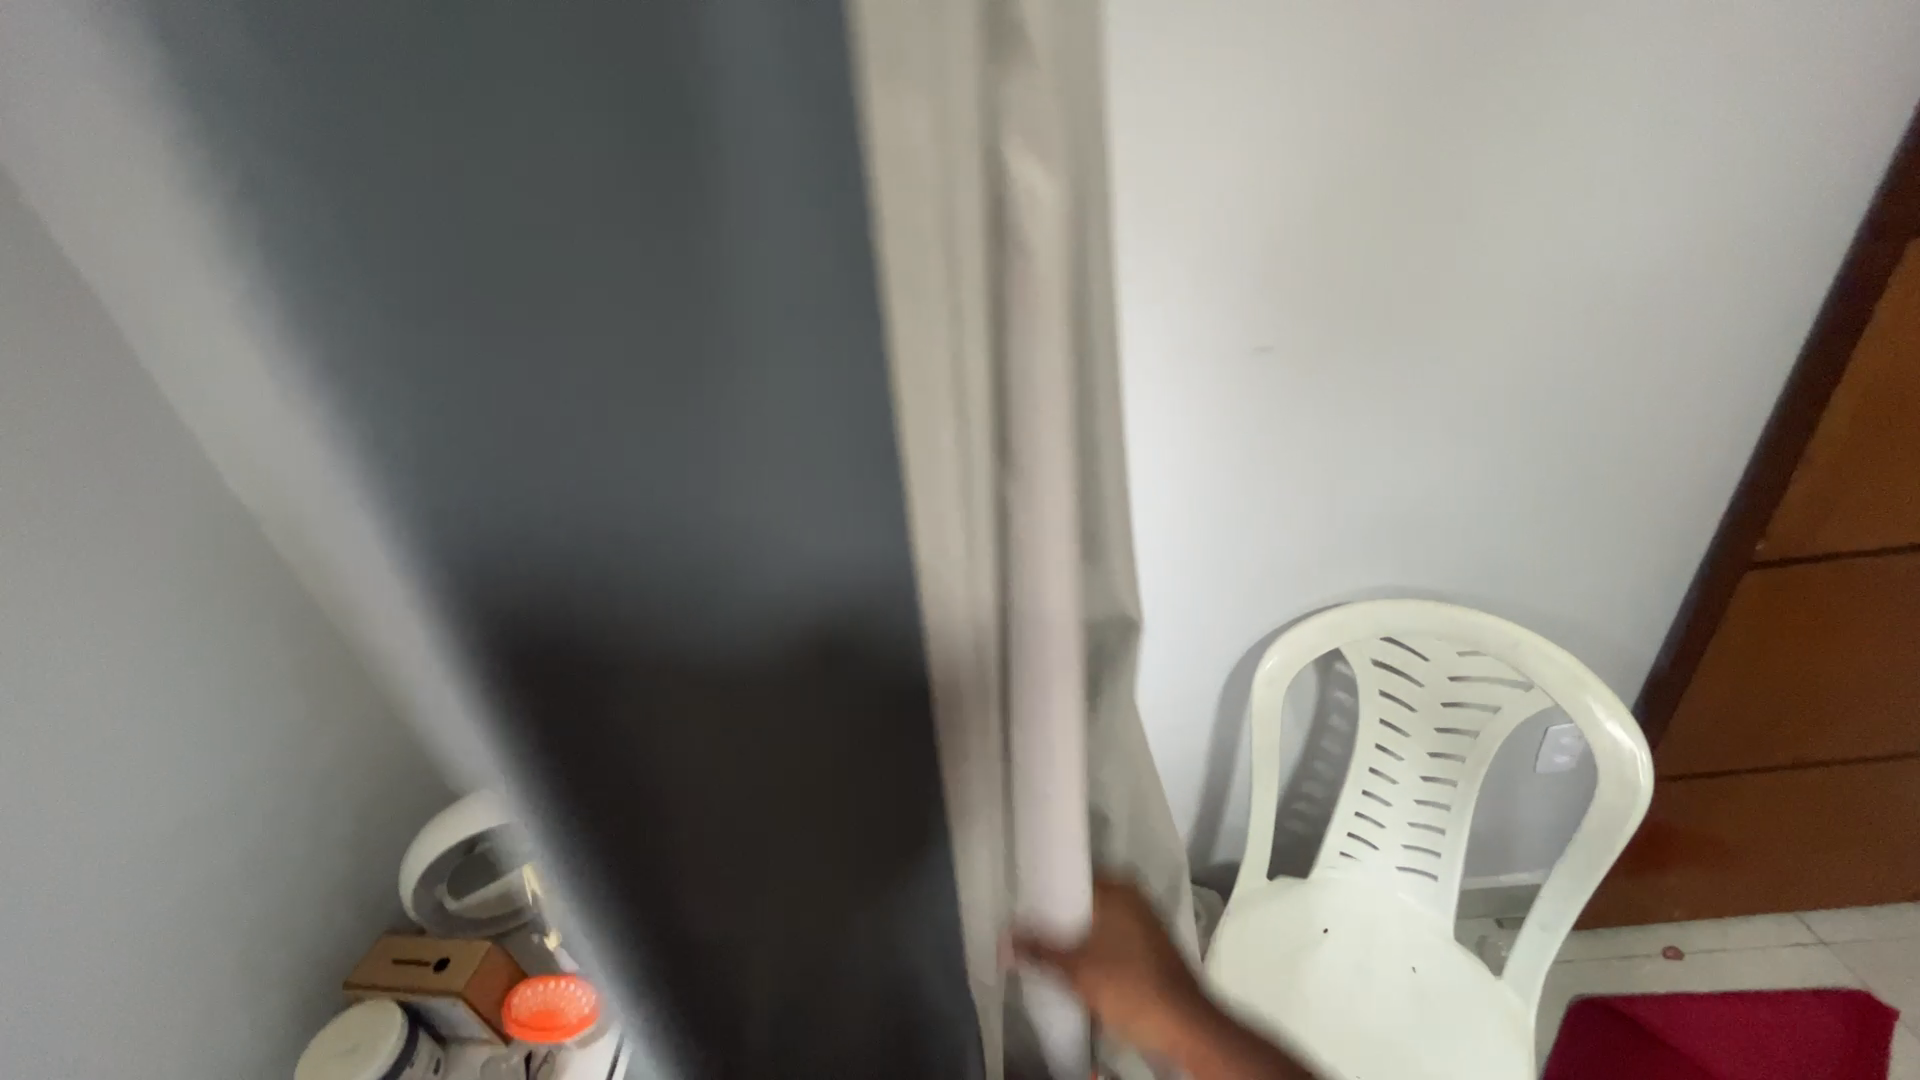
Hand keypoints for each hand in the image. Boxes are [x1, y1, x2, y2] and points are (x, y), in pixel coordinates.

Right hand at [1010, 877, 1209, 1056]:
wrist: (1185, 1027)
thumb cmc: (1129, 987)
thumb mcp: (1075, 970)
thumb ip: (1038, 951)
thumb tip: (1003, 940)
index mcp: (1117, 887)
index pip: (1071, 873)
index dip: (1043, 887)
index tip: (1019, 899)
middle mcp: (1133, 896)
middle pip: (1083, 898)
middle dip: (1056, 913)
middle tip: (1025, 924)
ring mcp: (1145, 921)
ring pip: (1098, 919)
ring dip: (1074, 932)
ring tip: (1042, 944)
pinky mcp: (1151, 946)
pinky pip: (1111, 936)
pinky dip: (1093, 945)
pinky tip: (1073, 962)